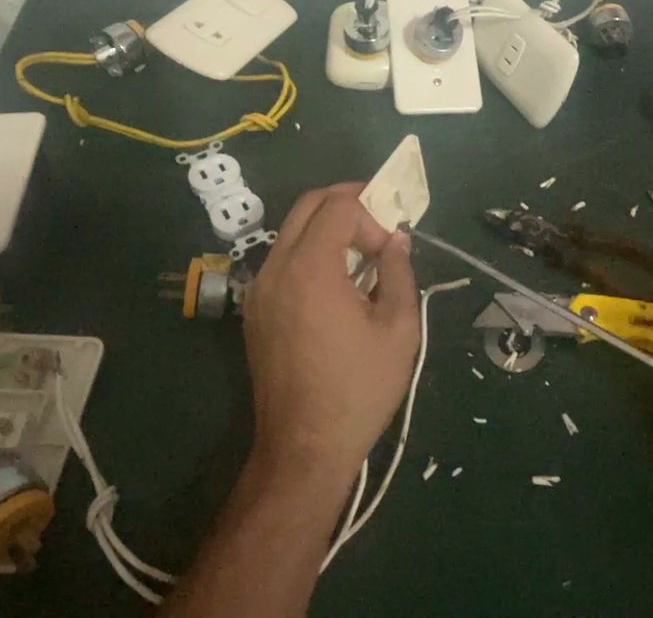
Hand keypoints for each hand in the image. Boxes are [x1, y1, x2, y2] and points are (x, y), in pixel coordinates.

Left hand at [242, 184, 418, 481]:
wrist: (304, 447)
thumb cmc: (358, 388)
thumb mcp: (398, 329)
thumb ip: (398, 272)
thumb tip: (396, 240)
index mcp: (310, 268)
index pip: (338, 206)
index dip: (371, 214)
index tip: (390, 248)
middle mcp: (276, 268)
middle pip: (308, 205)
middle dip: (347, 204)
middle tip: (379, 226)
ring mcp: (259, 289)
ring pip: (292, 231)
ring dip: (327, 229)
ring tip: (361, 257)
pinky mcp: (254, 311)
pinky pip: (282, 260)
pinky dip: (309, 253)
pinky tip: (335, 286)